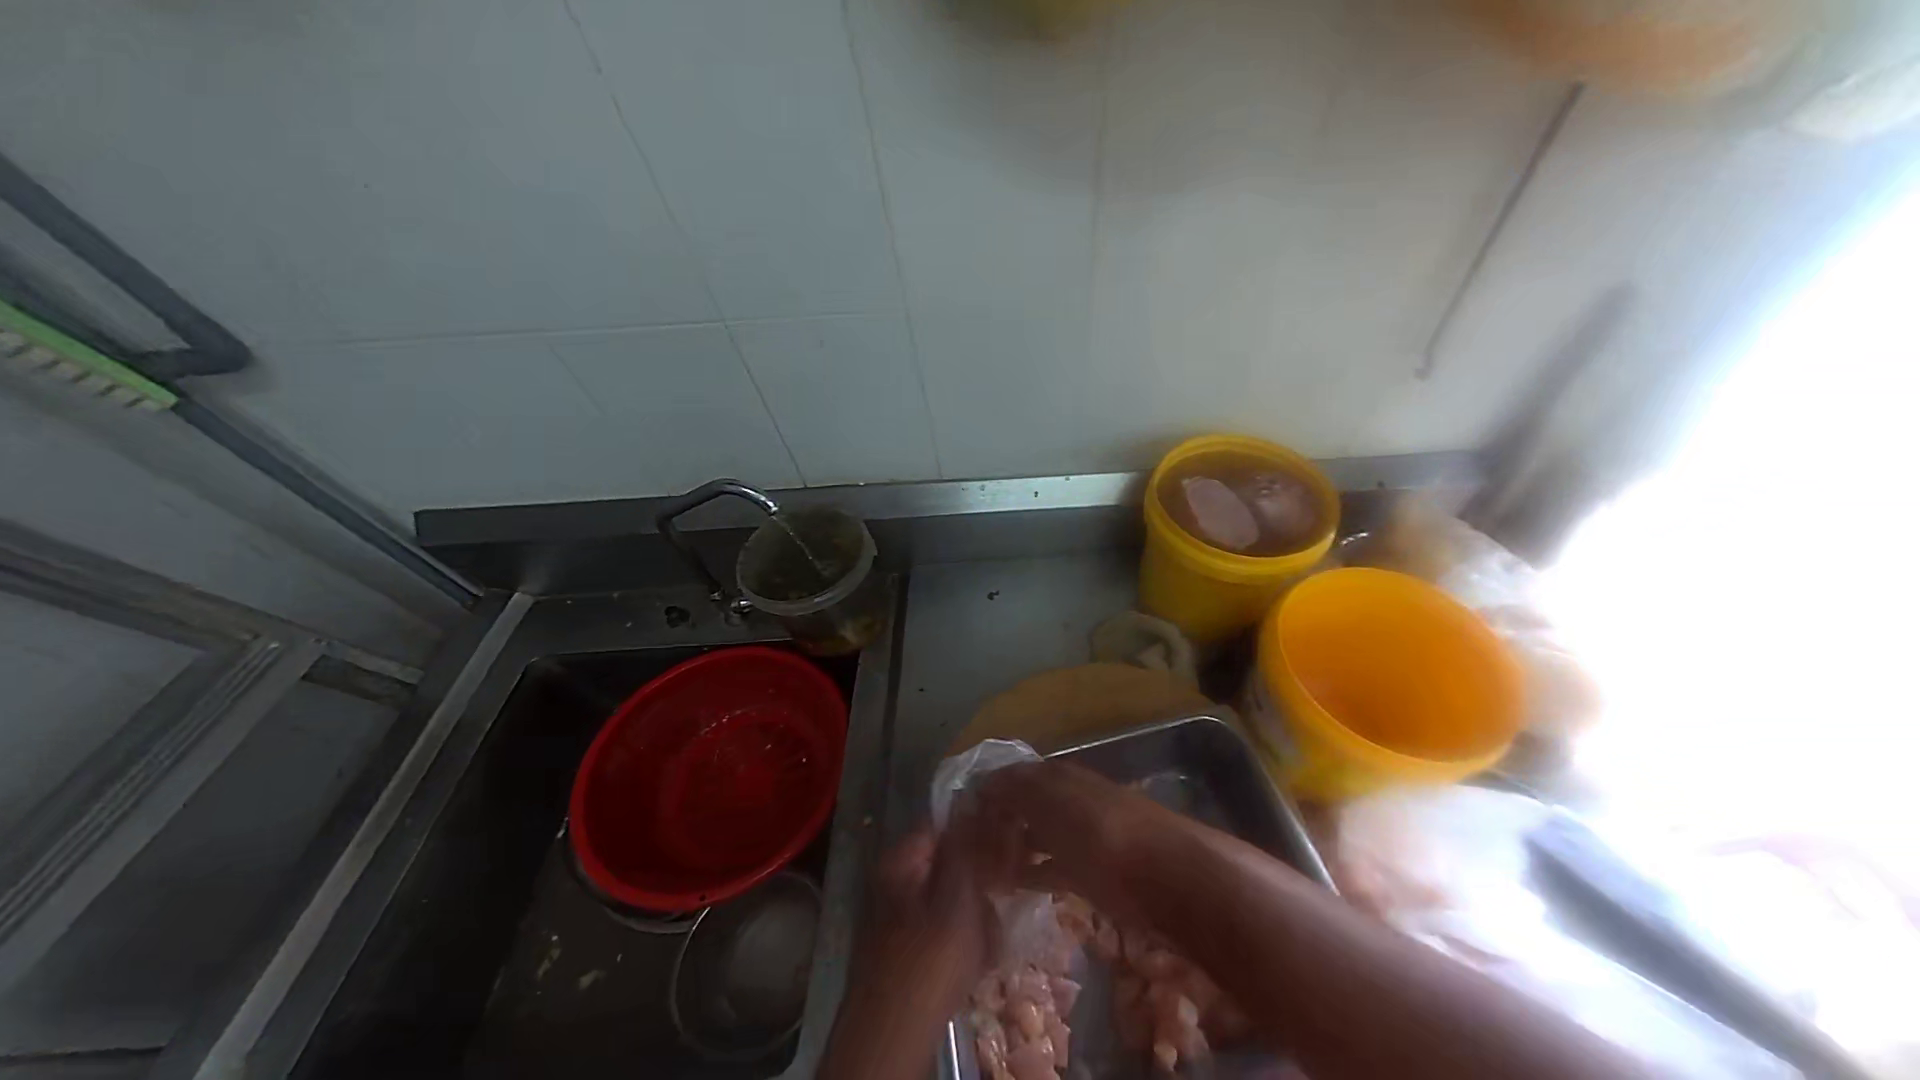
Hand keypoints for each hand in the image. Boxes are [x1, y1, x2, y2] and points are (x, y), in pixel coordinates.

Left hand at [820, 818, 997, 1079]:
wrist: (893, 1033)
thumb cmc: (928, 960)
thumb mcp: (956, 896)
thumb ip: (965, 850)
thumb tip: (972, 809)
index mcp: (900, 861)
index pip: (942, 827)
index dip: (976, 834)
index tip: (1004, 851)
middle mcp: (895, 882)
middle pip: (950, 868)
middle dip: (978, 888)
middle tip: (996, 907)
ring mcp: (898, 917)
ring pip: (951, 903)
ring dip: (976, 920)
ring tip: (987, 943)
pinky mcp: (906, 949)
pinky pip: (944, 933)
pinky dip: (964, 945)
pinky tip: (976, 963)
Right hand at [974, 761, 1197, 925]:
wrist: (1167, 877)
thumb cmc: (1101, 833)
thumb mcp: (1050, 801)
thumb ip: (1014, 788)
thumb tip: (981, 782)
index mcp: (1055, 777)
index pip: (1008, 776)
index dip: (982, 792)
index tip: (954, 815)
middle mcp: (1065, 799)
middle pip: (1019, 805)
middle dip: (991, 821)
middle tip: (962, 849)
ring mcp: (1078, 836)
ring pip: (1032, 835)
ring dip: (1006, 848)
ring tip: (977, 869)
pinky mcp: (1088, 872)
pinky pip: (1047, 866)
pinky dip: (1027, 871)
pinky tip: (1007, 885)